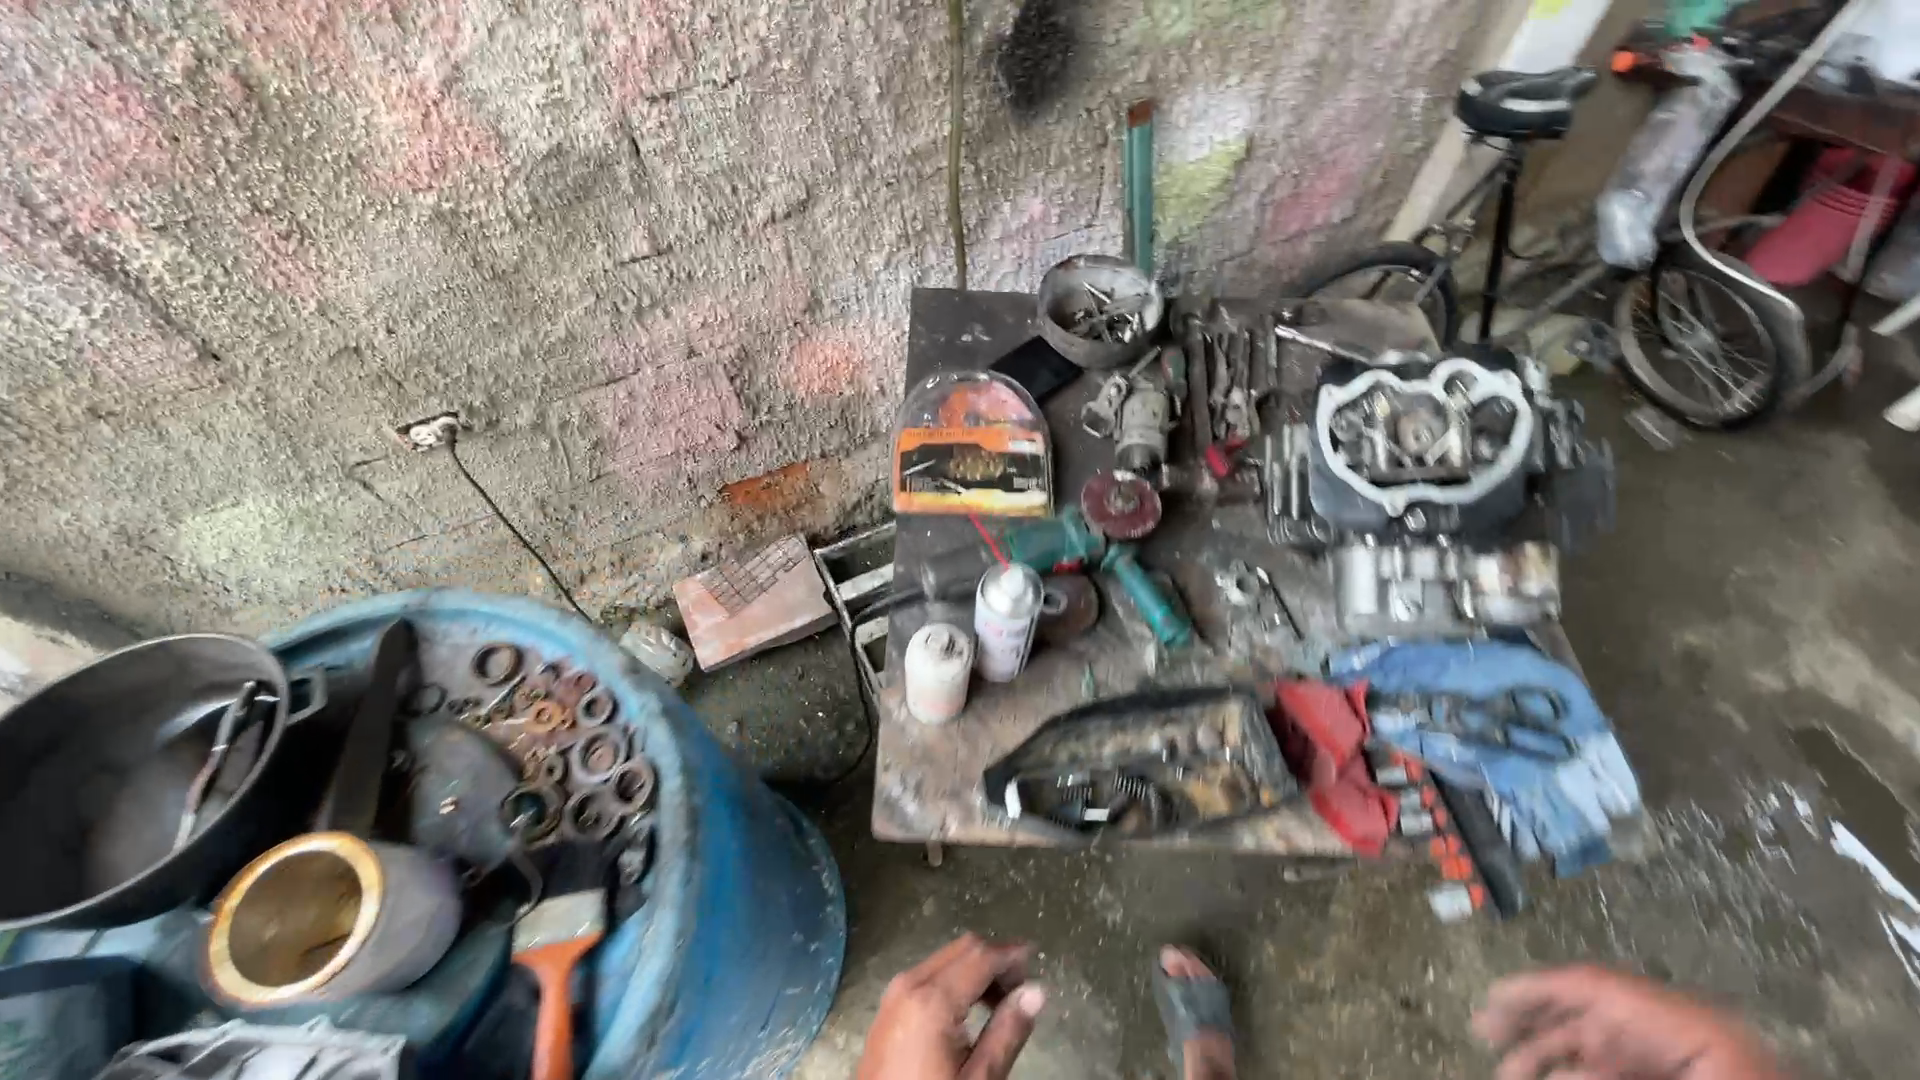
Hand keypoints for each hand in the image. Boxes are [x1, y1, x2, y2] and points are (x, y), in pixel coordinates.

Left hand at [856, 934, 1046, 1079]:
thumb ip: (1007, 1032)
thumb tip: (1035, 992)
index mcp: (933, 1000)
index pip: (981, 955)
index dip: (1012, 954)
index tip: (1037, 962)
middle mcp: (910, 982)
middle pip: (963, 948)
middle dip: (995, 960)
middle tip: (1020, 991)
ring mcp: (895, 992)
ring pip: (946, 958)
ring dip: (976, 970)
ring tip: (1000, 1005)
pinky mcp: (889, 1005)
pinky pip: (929, 974)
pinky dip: (954, 980)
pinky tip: (968, 1011)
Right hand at [1474, 965, 1788, 1079]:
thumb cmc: (1740, 1072)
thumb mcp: (1684, 1078)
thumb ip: (1615, 1063)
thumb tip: (1560, 1064)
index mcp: (1687, 1015)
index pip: (1595, 982)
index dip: (1536, 985)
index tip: (1492, 992)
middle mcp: (1679, 1024)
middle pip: (1588, 1009)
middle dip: (1533, 1019)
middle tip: (1483, 1027)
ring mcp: (1682, 1053)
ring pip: (1597, 1042)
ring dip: (1548, 1052)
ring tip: (1506, 1069)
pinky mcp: (1679, 1071)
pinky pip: (1615, 1065)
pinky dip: (1578, 1070)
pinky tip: (1549, 1076)